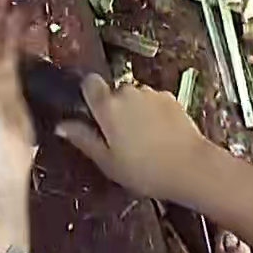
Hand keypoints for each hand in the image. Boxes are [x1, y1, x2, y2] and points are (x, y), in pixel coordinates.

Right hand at [55, 75, 217, 201]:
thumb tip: (61, 125)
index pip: (89, 82)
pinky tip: (160, 136)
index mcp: (108, 106)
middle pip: (114, 92)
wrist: (191, 166)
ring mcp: (151, 93)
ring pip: (135, 97)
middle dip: (115, 109)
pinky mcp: (170, 97)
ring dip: (135, 111)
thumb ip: (83, 139)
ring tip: (144, 141)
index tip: (93, 114)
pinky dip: (154, 113)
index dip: (90, 95)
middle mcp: (128, 91)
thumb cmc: (145, 170)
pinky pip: (153, 101)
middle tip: (120, 139)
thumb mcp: (108, 162)